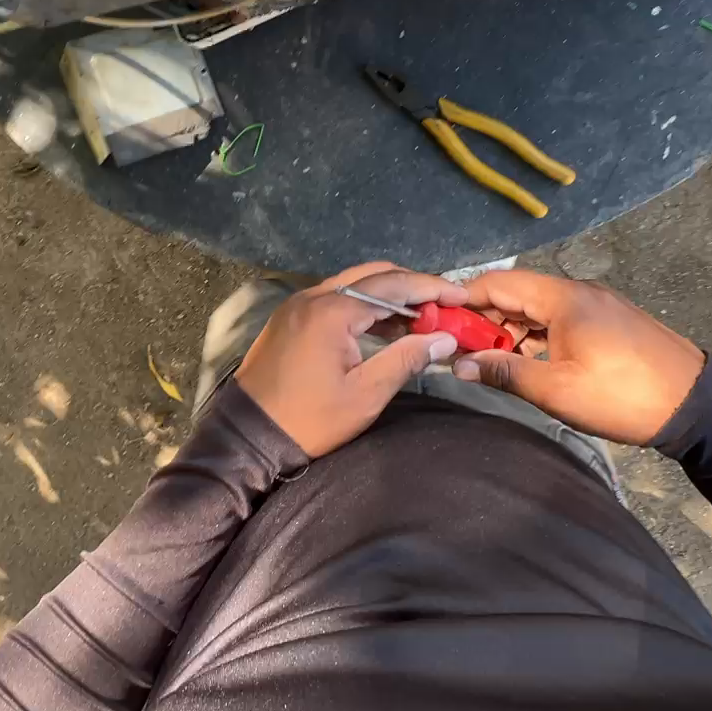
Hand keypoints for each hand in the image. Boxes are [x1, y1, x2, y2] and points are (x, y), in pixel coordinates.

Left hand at [235, 263, 467, 456]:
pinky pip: (334, 297)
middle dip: (412, 285)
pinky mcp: (289, 317)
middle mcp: (313, 296)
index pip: (393, 286)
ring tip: (422, 316)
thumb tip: (444, 338)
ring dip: (388, 294)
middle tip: (444, 304)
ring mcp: (297, 304)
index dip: (432, 288)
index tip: (463, 295)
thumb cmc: (309, 419)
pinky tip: (384, 324)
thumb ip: (405, 359)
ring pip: (352, 283)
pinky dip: (363, 303)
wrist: (248, 434)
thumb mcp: (364, 395)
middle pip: (373, 275)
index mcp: (332, 311)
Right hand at [452, 271, 703, 444]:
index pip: (498, 282)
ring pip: (538, 305)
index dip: (462, 297)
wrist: (698, 407)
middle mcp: (578, 291)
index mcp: (564, 298)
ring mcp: (597, 304)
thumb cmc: (622, 396)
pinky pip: (558, 316)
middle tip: (456, 343)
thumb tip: (458, 363)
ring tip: (487, 356)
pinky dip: (534, 331)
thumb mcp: (557, 390)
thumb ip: (504, 372)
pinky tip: (526, 356)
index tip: (436, 318)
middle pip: (516, 292)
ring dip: (509, 326)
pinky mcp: (609, 320)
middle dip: (482, 314)